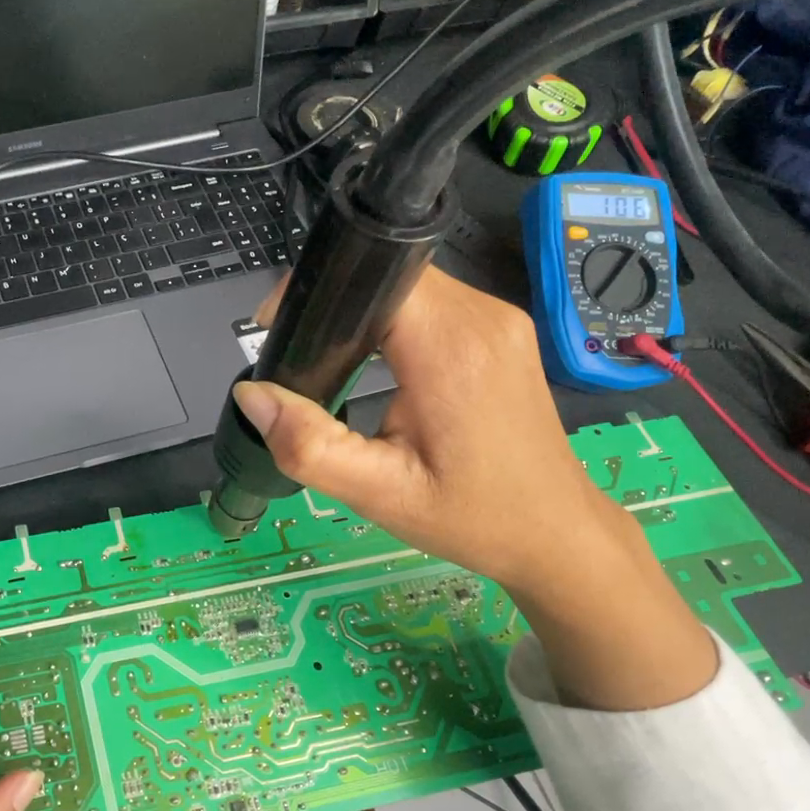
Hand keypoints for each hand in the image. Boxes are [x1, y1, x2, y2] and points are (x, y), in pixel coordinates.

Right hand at [235, 266, 715, 709]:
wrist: (557, 534)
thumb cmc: (475, 517)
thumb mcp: (380, 494)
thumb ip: (310, 446)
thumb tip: (253, 395)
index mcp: (453, 350)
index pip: (375, 277)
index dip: (320, 291)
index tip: (280, 330)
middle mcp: (482, 319)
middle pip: (388, 276)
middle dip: (335, 306)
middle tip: (304, 362)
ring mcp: (497, 320)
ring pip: (408, 286)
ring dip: (362, 314)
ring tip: (335, 367)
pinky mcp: (499, 330)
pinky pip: (431, 303)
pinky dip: (392, 322)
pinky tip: (376, 365)